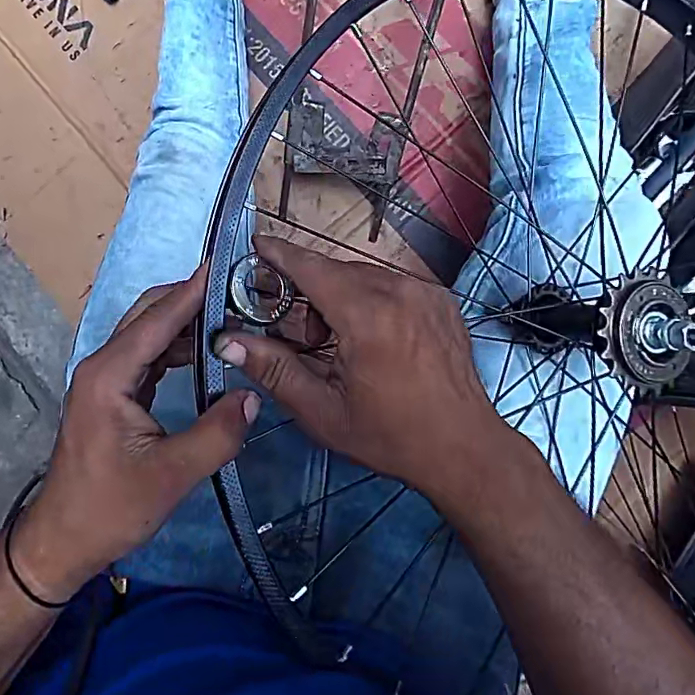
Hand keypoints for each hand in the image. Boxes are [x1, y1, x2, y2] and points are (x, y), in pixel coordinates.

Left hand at [13, 271, 259, 601]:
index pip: (156, 321)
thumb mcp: (172, 474)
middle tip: (233, 289)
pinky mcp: (111, 393)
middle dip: (187, 299)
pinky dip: (173, 348)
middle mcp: (102, 365)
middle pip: (146, 317)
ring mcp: (104, 378)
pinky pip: (145, 357)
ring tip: (227, 317)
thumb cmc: (111, 507)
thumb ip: (216, 433)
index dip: (190, 293)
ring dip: (182, 324)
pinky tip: (202, 351)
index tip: (221, 266)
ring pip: (146, 335)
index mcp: (109, 374)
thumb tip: (252, 396)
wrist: (65, 536)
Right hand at [212, 236, 515, 509]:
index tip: (256, 245)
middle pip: (333, 271)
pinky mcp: (439, 298)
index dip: (279, 254)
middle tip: (298, 332)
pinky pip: (388, 282)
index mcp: (368, 317)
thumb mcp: (321, 410)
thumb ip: (272, 368)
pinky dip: (367, 297)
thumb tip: (227, 342)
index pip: (311, 268)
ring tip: (337, 341)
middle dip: (307, 290)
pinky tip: (369, 334)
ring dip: (337, 295)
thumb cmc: (390, 435)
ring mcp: (425, 292)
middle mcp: (400, 292)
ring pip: (361, 274)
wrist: (468, 450)